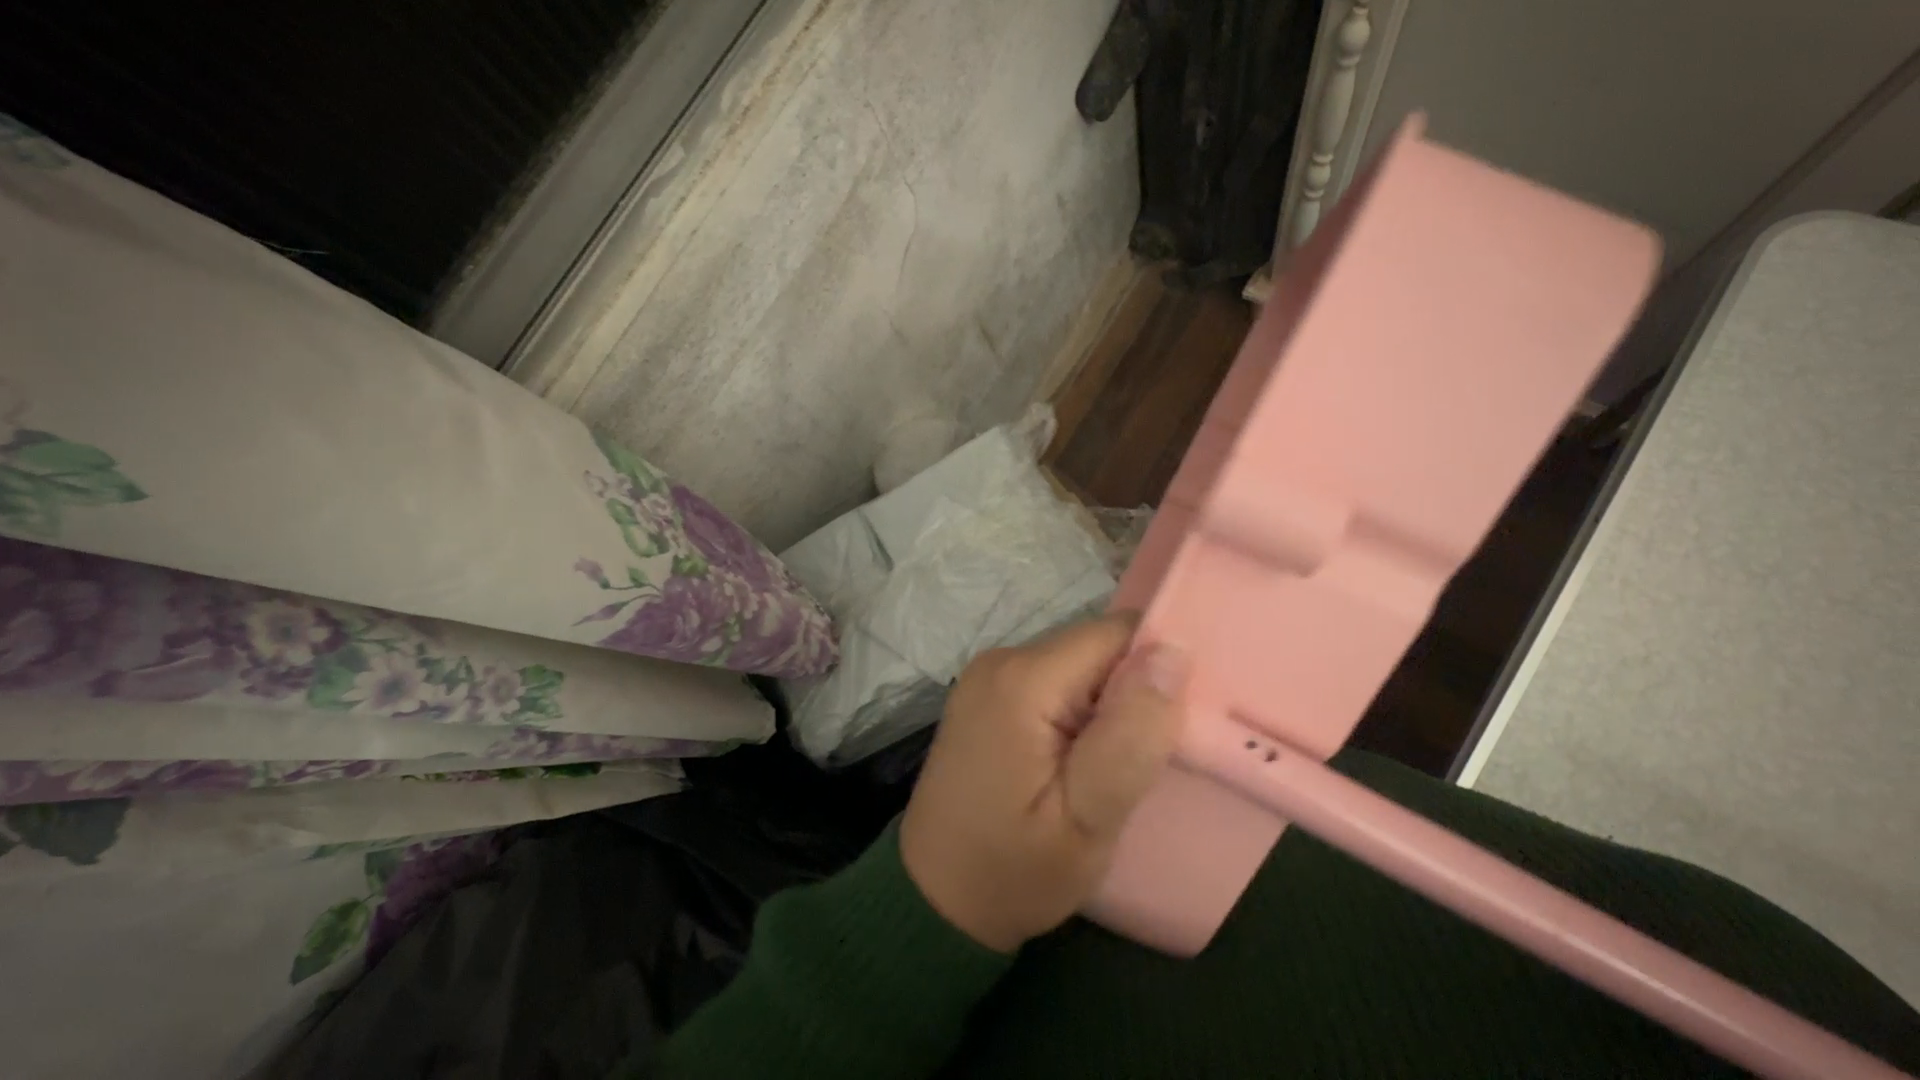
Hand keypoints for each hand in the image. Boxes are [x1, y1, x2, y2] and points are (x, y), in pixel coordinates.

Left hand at [899, 614, 1188, 952]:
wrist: (935, 903)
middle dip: (1135, 693)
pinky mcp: (988, 700)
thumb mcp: (1088, 819)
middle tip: (1150, 759)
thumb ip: (1131, 736)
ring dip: (1109, 707)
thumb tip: (1172, 653)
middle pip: (1098, 648)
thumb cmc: (1015, 870)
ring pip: (1081, 667)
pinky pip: (1055, 685)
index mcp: (1024, 679)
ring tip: (1117, 767)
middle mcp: (1001, 660)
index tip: (1177, 727)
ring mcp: (989, 679)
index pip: (1118, 634)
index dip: (1158, 671)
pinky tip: (1084, 762)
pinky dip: (1081, 715)